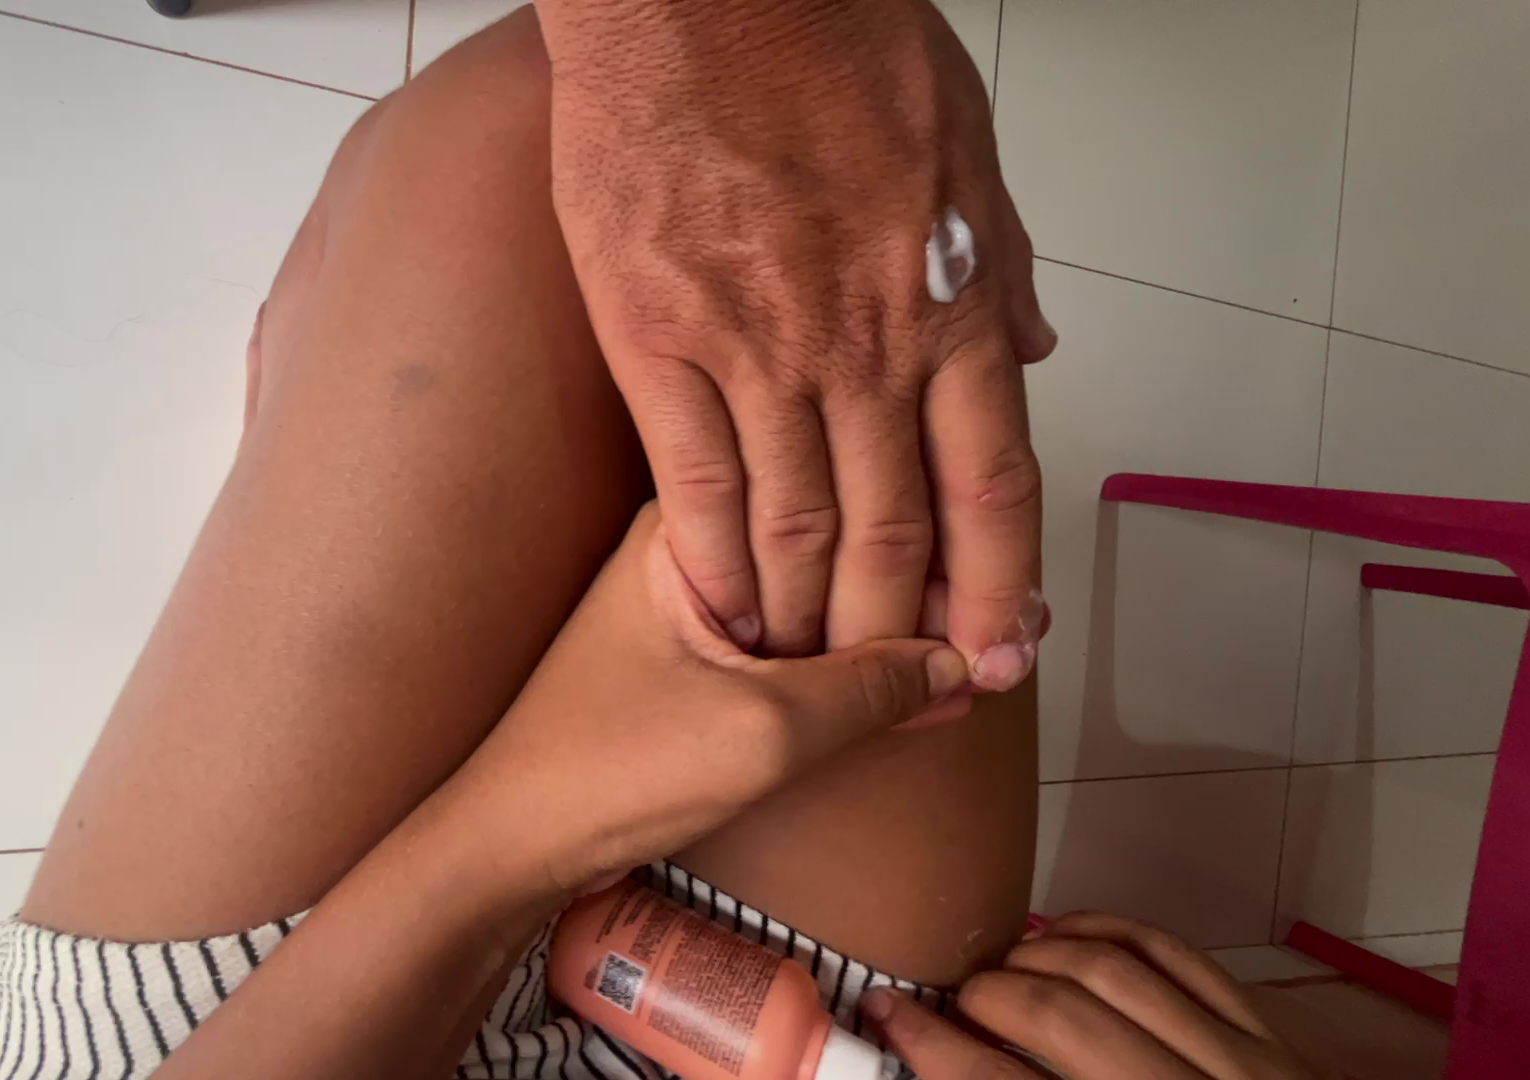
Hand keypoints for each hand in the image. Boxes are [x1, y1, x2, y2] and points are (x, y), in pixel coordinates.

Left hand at [451, 505, 972, 891]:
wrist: (521, 834)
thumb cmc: (614, 768)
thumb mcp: (761, 730)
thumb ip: (867, 690)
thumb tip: (961, 663)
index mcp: (693, 525)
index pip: (832, 511)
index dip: (924, 554)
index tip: (1004, 597)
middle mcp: (696, 544)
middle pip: (831, 555)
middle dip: (918, 597)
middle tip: (1009, 631)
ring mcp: (697, 600)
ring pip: (818, 605)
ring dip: (890, 636)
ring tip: (977, 658)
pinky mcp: (699, 652)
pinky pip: (792, 648)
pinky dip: (848, 669)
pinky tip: (909, 687)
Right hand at [539, 0, 1054, 687]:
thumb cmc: (829, 54)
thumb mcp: (961, 147)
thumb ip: (997, 268)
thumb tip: (1032, 351)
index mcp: (938, 301)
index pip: (988, 483)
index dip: (996, 586)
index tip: (993, 659)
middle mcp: (856, 345)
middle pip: (890, 528)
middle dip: (895, 628)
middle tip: (894, 695)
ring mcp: (753, 350)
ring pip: (793, 523)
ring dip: (802, 615)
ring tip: (798, 673)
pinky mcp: (657, 342)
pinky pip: (694, 483)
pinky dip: (714, 565)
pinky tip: (720, 616)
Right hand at [862, 913, 1322, 1078]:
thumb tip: (945, 1064)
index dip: (929, 1044)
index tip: (883, 1010)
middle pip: (1058, 1015)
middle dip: (984, 994)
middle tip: (958, 1002)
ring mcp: (1250, 1068)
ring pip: (1111, 968)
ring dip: (1036, 954)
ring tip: (1010, 970)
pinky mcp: (1282, 1040)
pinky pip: (1175, 950)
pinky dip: (1105, 926)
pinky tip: (1066, 935)